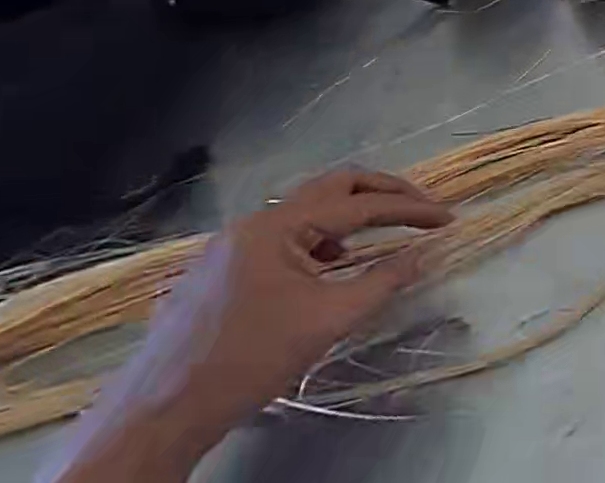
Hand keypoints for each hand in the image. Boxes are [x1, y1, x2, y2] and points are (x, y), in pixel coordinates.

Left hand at [47, 171, 450, 479]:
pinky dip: (321, 237)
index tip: (447, 218)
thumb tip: (425, 254)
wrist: (158, 417)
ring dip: (352, 213)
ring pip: (309, 208)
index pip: (361, 205)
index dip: (410, 209)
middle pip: (334, 187)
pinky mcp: (224, 264)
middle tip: (420, 206)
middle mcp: (256, 219)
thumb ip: (383, 281)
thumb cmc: (248, 362)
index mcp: (280, 225)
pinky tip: (329, 264)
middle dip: (383, 193)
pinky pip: (286, 232)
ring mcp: (235, 240)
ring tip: (382, 233)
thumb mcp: (328, 321)